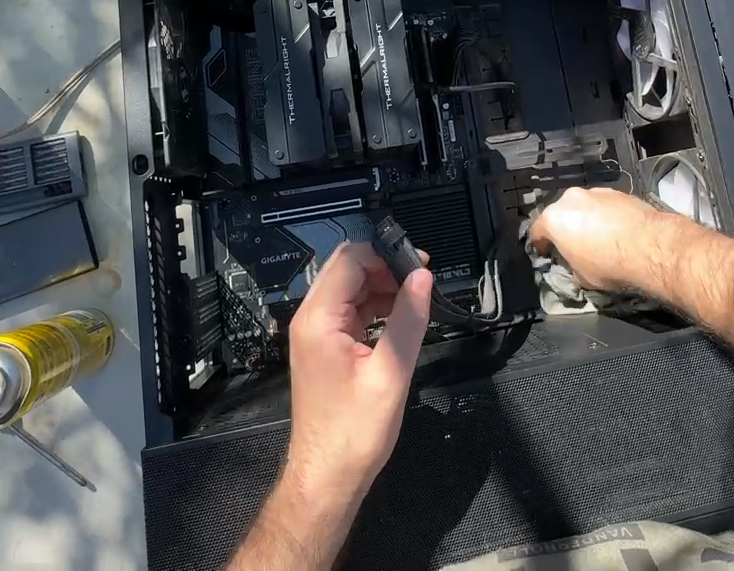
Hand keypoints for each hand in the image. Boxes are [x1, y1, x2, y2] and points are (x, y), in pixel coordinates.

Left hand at [283, 242, 432, 505]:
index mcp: (319, 319)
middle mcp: (310, 318)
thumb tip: (423, 277)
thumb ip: (408, 319)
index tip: (420, 265)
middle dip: (385, 266)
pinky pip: (349, 309)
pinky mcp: (324, 346)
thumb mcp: (391, 373)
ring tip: (416, 298)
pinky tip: (400, 315)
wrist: (326, 478)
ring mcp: (315, 332)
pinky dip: (375, 304)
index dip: (386, 254)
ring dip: (382, 284)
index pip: (350, 260)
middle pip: (347, 268)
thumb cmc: (355, 431)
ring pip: (349, 286)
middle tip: (421, 279)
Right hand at [528, 187, 673, 291]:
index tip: (546, 253)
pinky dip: (606, 215)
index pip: (537, 230)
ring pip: (584, 206)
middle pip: (561, 213)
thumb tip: (576, 266)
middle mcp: (571, 199)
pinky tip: (617, 230)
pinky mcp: (618, 192)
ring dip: (587, 219)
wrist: (648, 246)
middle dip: (565, 228)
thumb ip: (572, 266)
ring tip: (600, 237)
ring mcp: (595, 192)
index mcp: (554, 219)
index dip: (541, 244)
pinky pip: (604, 204)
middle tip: (575, 245)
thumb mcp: (583, 276)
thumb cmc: (608, 263)